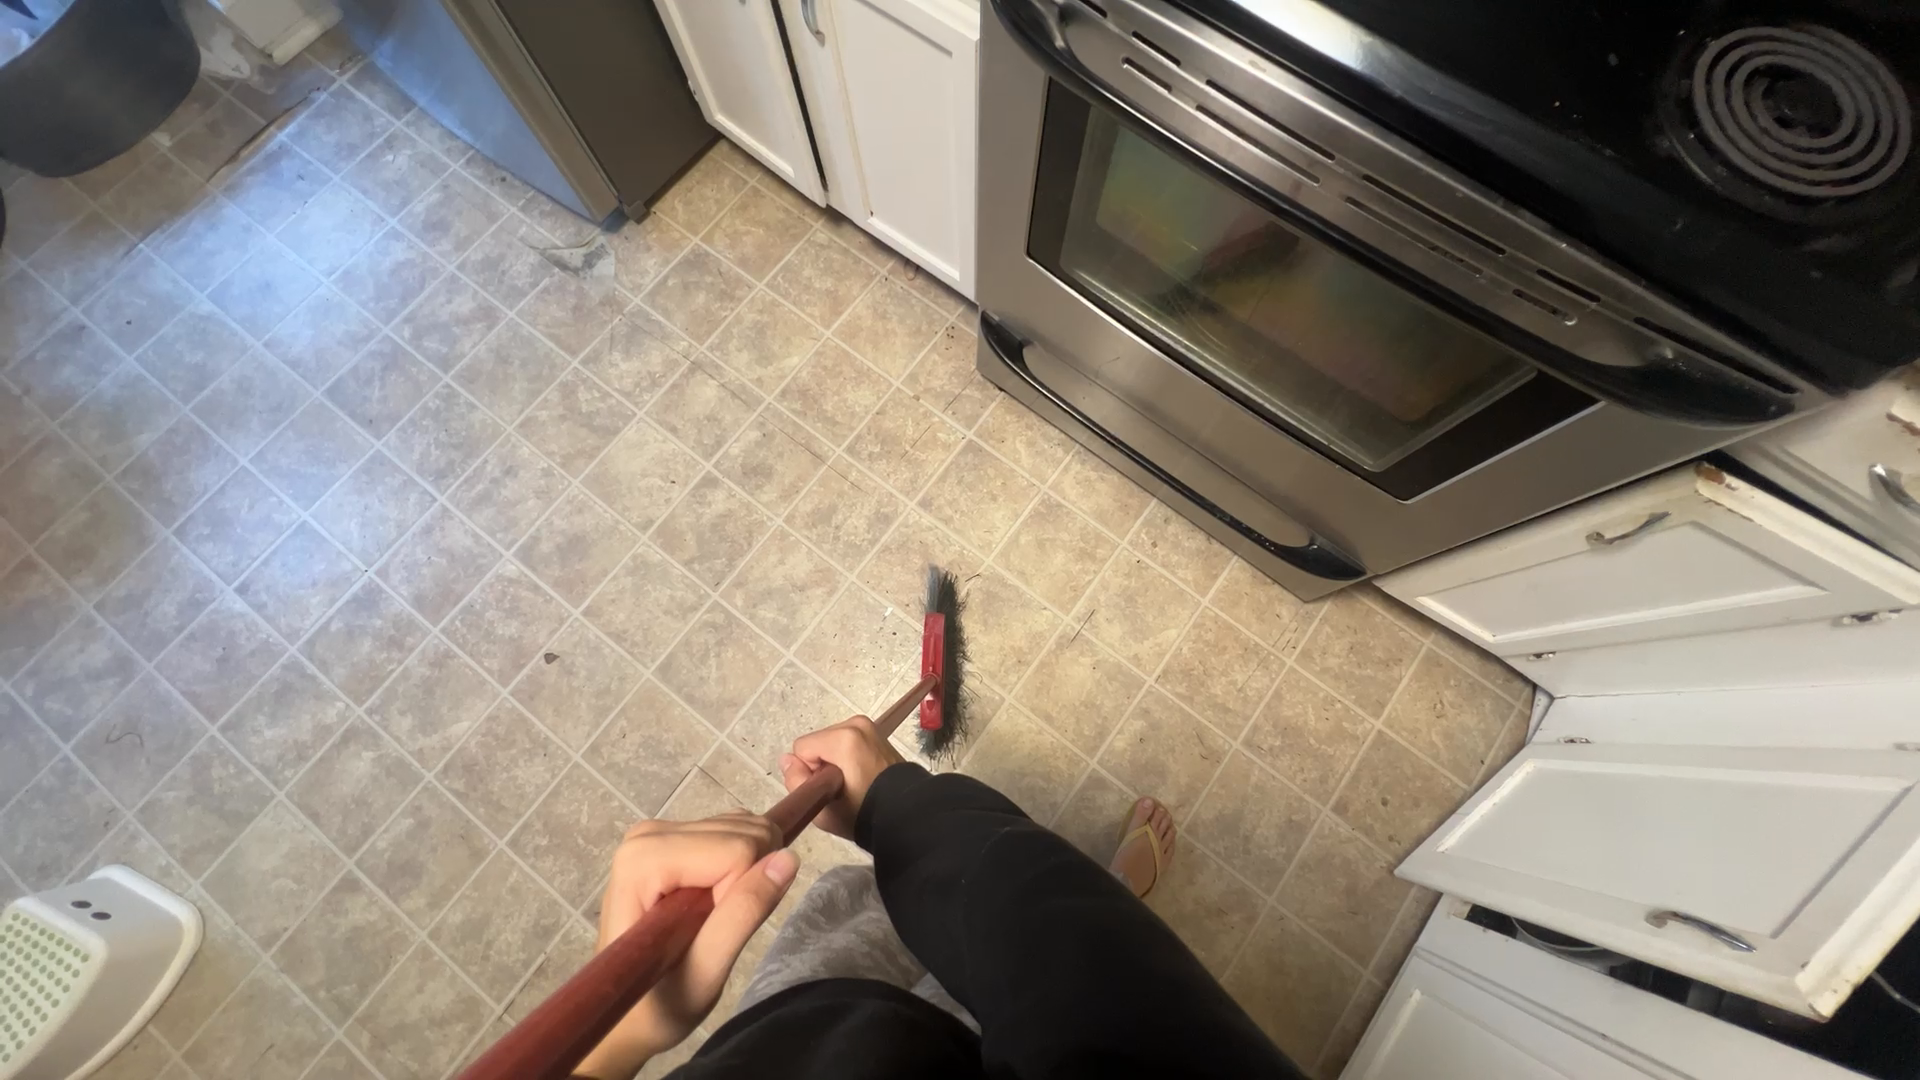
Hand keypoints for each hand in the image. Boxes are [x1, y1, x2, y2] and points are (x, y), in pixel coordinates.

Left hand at [574, 813, 798, 1079]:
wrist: (632, 1015)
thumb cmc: (660, 1004)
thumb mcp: (706, 973)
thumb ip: (744, 912)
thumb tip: (788, 858)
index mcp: (644, 860)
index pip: (738, 848)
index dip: (744, 892)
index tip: (718, 932)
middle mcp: (650, 833)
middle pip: (744, 832)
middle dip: (749, 878)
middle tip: (720, 924)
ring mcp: (663, 829)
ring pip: (747, 827)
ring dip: (748, 871)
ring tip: (715, 914)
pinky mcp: (678, 832)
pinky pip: (739, 829)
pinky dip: (743, 863)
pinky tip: (716, 896)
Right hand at [779, 716, 902, 838]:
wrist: (906, 814)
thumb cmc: (863, 814)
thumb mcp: (822, 808)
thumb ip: (796, 781)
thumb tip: (786, 759)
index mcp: (844, 738)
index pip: (802, 747)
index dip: (807, 772)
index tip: (825, 790)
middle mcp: (857, 724)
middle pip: (817, 742)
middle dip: (820, 764)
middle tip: (838, 789)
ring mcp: (869, 726)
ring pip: (830, 741)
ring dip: (833, 761)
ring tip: (850, 784)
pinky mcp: (876, 733)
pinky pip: (847, 741)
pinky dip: (846, 756)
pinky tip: (859, 776)